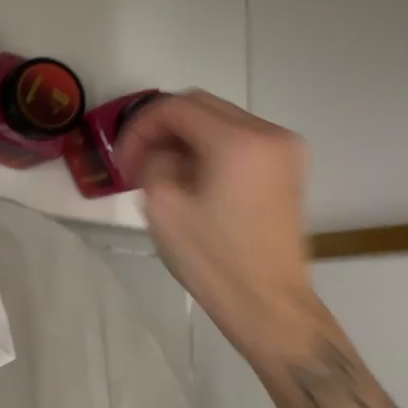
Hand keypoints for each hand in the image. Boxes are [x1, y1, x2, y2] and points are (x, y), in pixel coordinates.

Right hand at [115, 90, 319, 364]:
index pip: (176, 107)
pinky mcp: (286, 169)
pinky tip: (187, 179)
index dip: (139, 128)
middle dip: (159, 128)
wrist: (266, 301)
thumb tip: (161, 152)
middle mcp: (270, 134)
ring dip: (181, 138)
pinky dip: (205, 149)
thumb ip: (155, 161)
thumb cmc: (211, 256)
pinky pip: (236, 140)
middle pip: (200, 106)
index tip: (121, 162)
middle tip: (133, 164)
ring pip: (218, 121)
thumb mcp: (163, 204)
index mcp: (240, 141)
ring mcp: (284, 151)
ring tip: (157, 173)